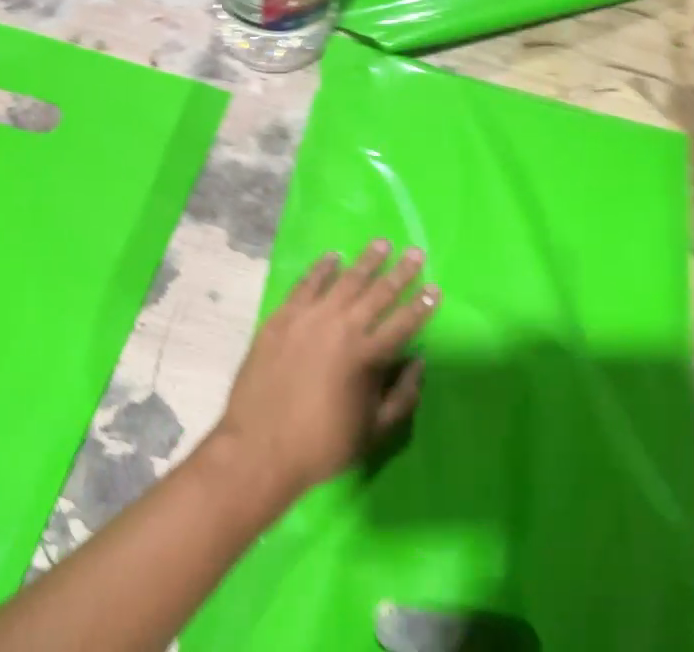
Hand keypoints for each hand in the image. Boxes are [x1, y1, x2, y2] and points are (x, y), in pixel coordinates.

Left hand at [214, 241, 440, 495]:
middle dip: (401, 271)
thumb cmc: (322, 445)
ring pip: (345, 281)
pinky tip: (332, 257)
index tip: (435, 287)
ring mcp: (309, 319)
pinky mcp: (281, 318)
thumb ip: (403, 396)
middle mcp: (343, 329)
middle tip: (415, 252)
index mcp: (369, 357)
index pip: (405, 322)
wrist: (259, 448)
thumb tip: (418, 362)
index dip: (423, 304)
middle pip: (379, 292)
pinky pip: (306, 285)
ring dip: (366, 261)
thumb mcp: (375, 431)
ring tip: (380, 244)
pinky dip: (321, 269)